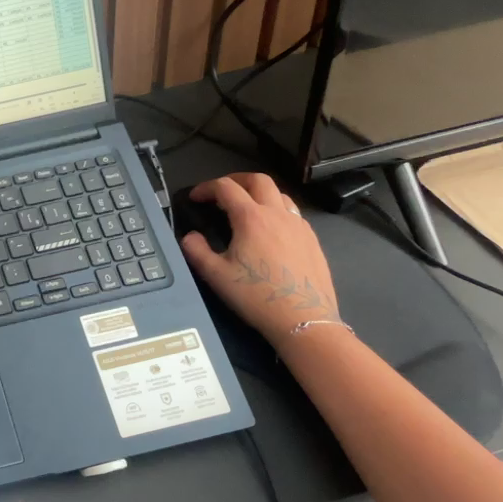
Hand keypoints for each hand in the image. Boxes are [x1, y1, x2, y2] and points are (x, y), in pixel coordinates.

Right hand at [179, 173, 342, 351]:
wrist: (305, 321)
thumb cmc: (257, 297)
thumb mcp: (216, 275)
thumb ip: (196, 250)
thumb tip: (190, 237)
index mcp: (251, 218)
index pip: (225, 187)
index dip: (206, 187)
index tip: (196, 198)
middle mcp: (277, 215)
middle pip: (258, 180)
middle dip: (236, 180)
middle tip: (222, 192)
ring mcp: (299, 226)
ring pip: (279, 194)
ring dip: (259, 194)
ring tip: (247, 208)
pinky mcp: (313, 241)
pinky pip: (293, 214)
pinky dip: (277, 211)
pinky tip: (271, 231)